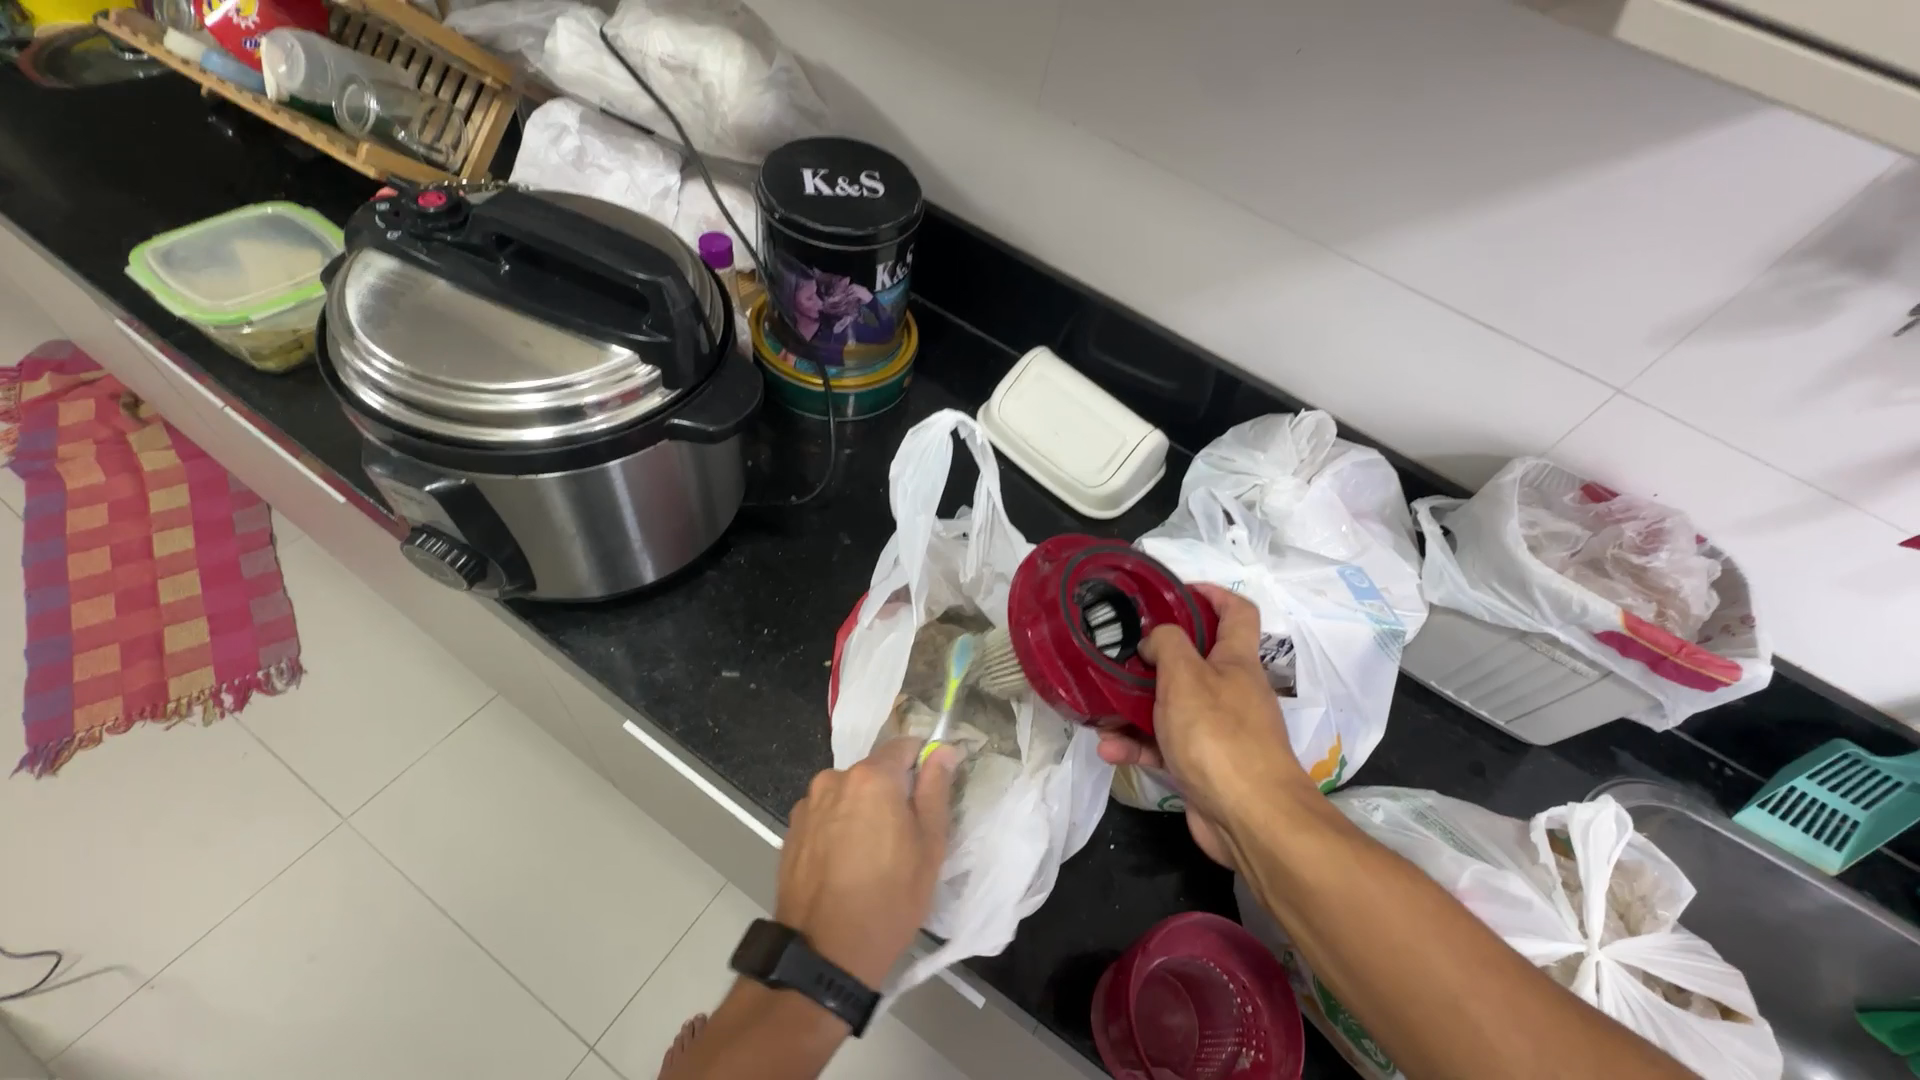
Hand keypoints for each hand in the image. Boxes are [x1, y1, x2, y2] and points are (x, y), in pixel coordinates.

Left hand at [774, 737, 961, 987]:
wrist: (825, 954)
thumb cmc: (890, 899)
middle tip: (903, 836)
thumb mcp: (929, 846)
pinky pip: (825, 816)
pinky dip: (838, 829)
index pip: (904, 746)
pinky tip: (844, 865)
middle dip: (890, 793)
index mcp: (872, 777)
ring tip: (871, 856)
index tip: (929, 794)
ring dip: (861, 811)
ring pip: (847, 794)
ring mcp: (807, 805)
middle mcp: (834, 779)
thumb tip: (944, 751)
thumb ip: (936, 790)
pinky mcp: (791, 831)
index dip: (921, 764)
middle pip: (873, 772)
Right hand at [1097, 584, 1311, 865]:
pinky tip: (1109, 749)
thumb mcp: (1186, 676)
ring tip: (1101, 708)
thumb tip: (1155, 640)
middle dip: (1154, 656)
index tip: (1174, 591)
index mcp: (1236, 662)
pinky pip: (1163, 746)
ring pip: (1170, 707)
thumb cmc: (1219, 735)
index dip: (1211, 594)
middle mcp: (1230, 692)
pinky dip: (1136, 746)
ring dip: (1134, 708)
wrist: (1250, 818)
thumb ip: (1167, 644)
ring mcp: (1217, 731)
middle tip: (1118, 652)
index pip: (1236, 613)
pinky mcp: (1201, 766)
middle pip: (1193, 661)